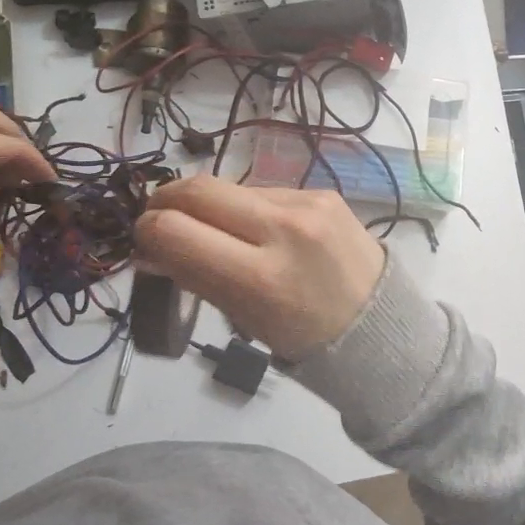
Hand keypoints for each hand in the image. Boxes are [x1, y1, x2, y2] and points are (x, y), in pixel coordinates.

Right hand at [133, 176, 385, 359]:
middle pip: (197, 190)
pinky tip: (259, 231)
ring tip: (216, 233)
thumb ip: (194, 278)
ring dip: (210, 206)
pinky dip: (248, 208)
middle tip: (159, 220)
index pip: (174, 231)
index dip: (147, 232)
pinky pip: (265, 191)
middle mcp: (284, 230)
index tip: (146, 242)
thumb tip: (149, 248)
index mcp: (260, 278)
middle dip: (166, 202)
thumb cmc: (304, 336)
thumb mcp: (244, 319)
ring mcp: (308, 204)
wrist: (379, 324)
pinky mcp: (323, 192)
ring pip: (230, 187)